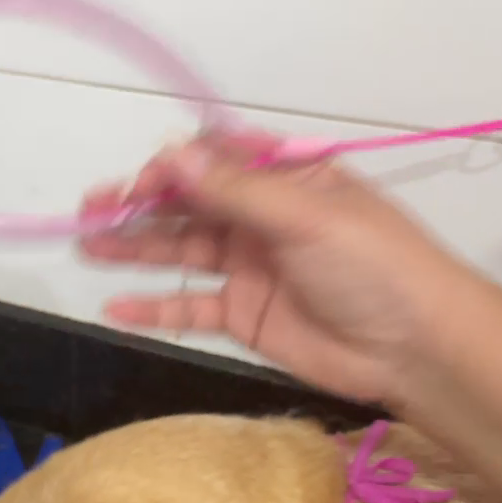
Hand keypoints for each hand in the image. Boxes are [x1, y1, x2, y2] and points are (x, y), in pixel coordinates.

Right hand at [79, 131, 475, 403]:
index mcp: (284, 180)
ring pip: (180, 251)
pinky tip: (116, 306)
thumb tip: (173, 154)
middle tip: (90, 212)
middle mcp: (260, 219)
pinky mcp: (242, 316)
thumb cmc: (373, 266)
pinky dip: (154, 306)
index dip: (171, 169)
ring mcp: (248, 268)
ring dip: (135, 249)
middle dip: (139, 206)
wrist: (414, 348)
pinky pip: (190, 306)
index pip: (214, 161)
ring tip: (86, 245)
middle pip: (188, 205)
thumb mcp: (307, 218)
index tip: (137, 186)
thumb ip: (238, 190)